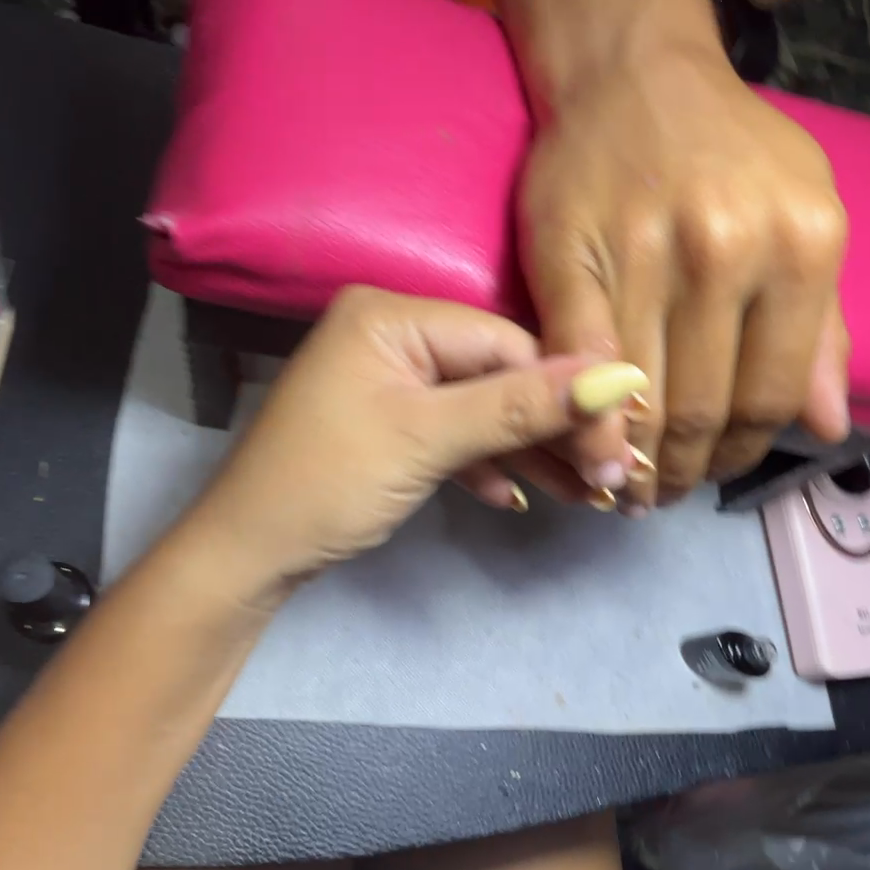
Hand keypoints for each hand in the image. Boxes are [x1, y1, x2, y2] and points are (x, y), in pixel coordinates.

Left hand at [188, 287, 646, 592]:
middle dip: (554, 428)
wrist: (250, 553)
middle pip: (498, 377)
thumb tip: (619, 376)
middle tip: (613, 474)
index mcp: (392, 316)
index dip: (568, 391)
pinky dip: (484, 466)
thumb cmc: (327, 483)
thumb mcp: (426, 440)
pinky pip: (452, 437)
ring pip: (481, 412)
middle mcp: (393, 337)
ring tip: (590, 494)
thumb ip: (520, 407)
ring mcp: (390, 384)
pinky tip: (517, 497)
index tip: (619, 439)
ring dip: (530, 454)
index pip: (506, 342)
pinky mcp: (389, 427)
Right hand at [518, 37, 850, 507]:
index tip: (714, 474)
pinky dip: (584, 426)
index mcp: (802, 246)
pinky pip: (580, 365)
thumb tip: (829, 425)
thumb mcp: (805, 219)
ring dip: (634, 463)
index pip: (771, 394)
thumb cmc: (726, 154)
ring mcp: (645, 256)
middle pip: (701, 409)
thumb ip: (823, 326)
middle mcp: (728, 252)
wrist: (630, 79)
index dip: (740, 455)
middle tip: (663, 494)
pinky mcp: (571, 260)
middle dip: (681, 471)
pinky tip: (590, 460)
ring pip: (642, 400)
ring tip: (629, 487)